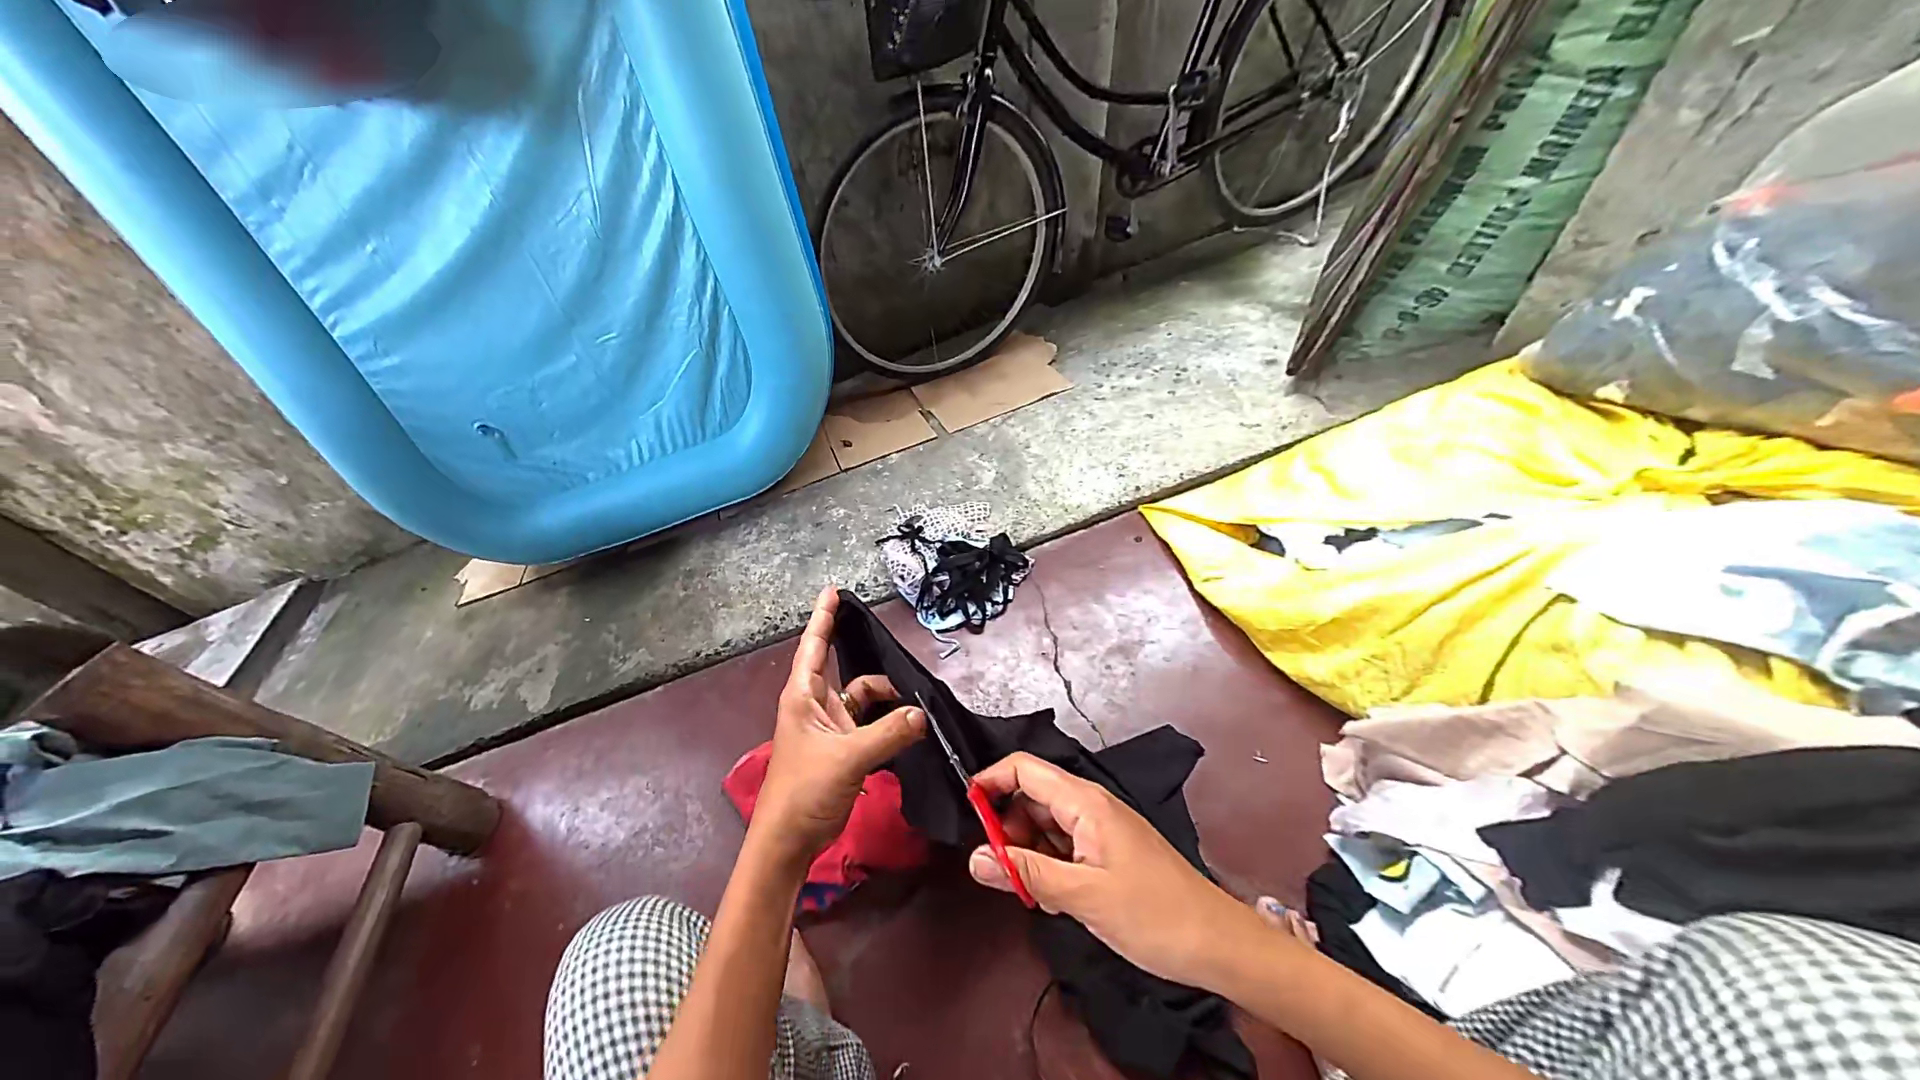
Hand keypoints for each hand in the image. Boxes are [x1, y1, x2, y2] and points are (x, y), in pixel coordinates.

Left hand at [752, 587, 926, 865]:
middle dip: (865, 659)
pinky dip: (887, 723)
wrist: (789, 842)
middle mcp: (815, 706)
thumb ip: (888, 734)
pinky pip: (869, 725)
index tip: (832, 591)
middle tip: (891, 646)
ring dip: (885, 700)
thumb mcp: (847, 758)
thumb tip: (922, 715)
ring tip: (914, 705)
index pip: (814, 646)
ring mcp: (829, 729)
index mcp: (803, 697)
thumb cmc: (804, 790)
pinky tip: (907, 726)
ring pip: (862, 700)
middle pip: (843, 670)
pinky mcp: (842, 750)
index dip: (823, 617)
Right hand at [966, 752, 1260, 989]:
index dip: (990, 782)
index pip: (1024, 769)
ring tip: (1031, 888)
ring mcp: (1099, 828)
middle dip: (1007, 826)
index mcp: (1085, 802)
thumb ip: (1027, 873)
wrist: (1217, 943)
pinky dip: (1047, 863)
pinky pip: (1062, 844)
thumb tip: (976, 858)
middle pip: (1031, 795)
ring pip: (1044, 822)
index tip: (968, 815)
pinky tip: (1052, 894)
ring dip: (1027, 849)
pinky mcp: (1106, 850)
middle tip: (1003, 869)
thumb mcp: (1083, 896)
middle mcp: (1090, 806)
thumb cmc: (1154, 914)